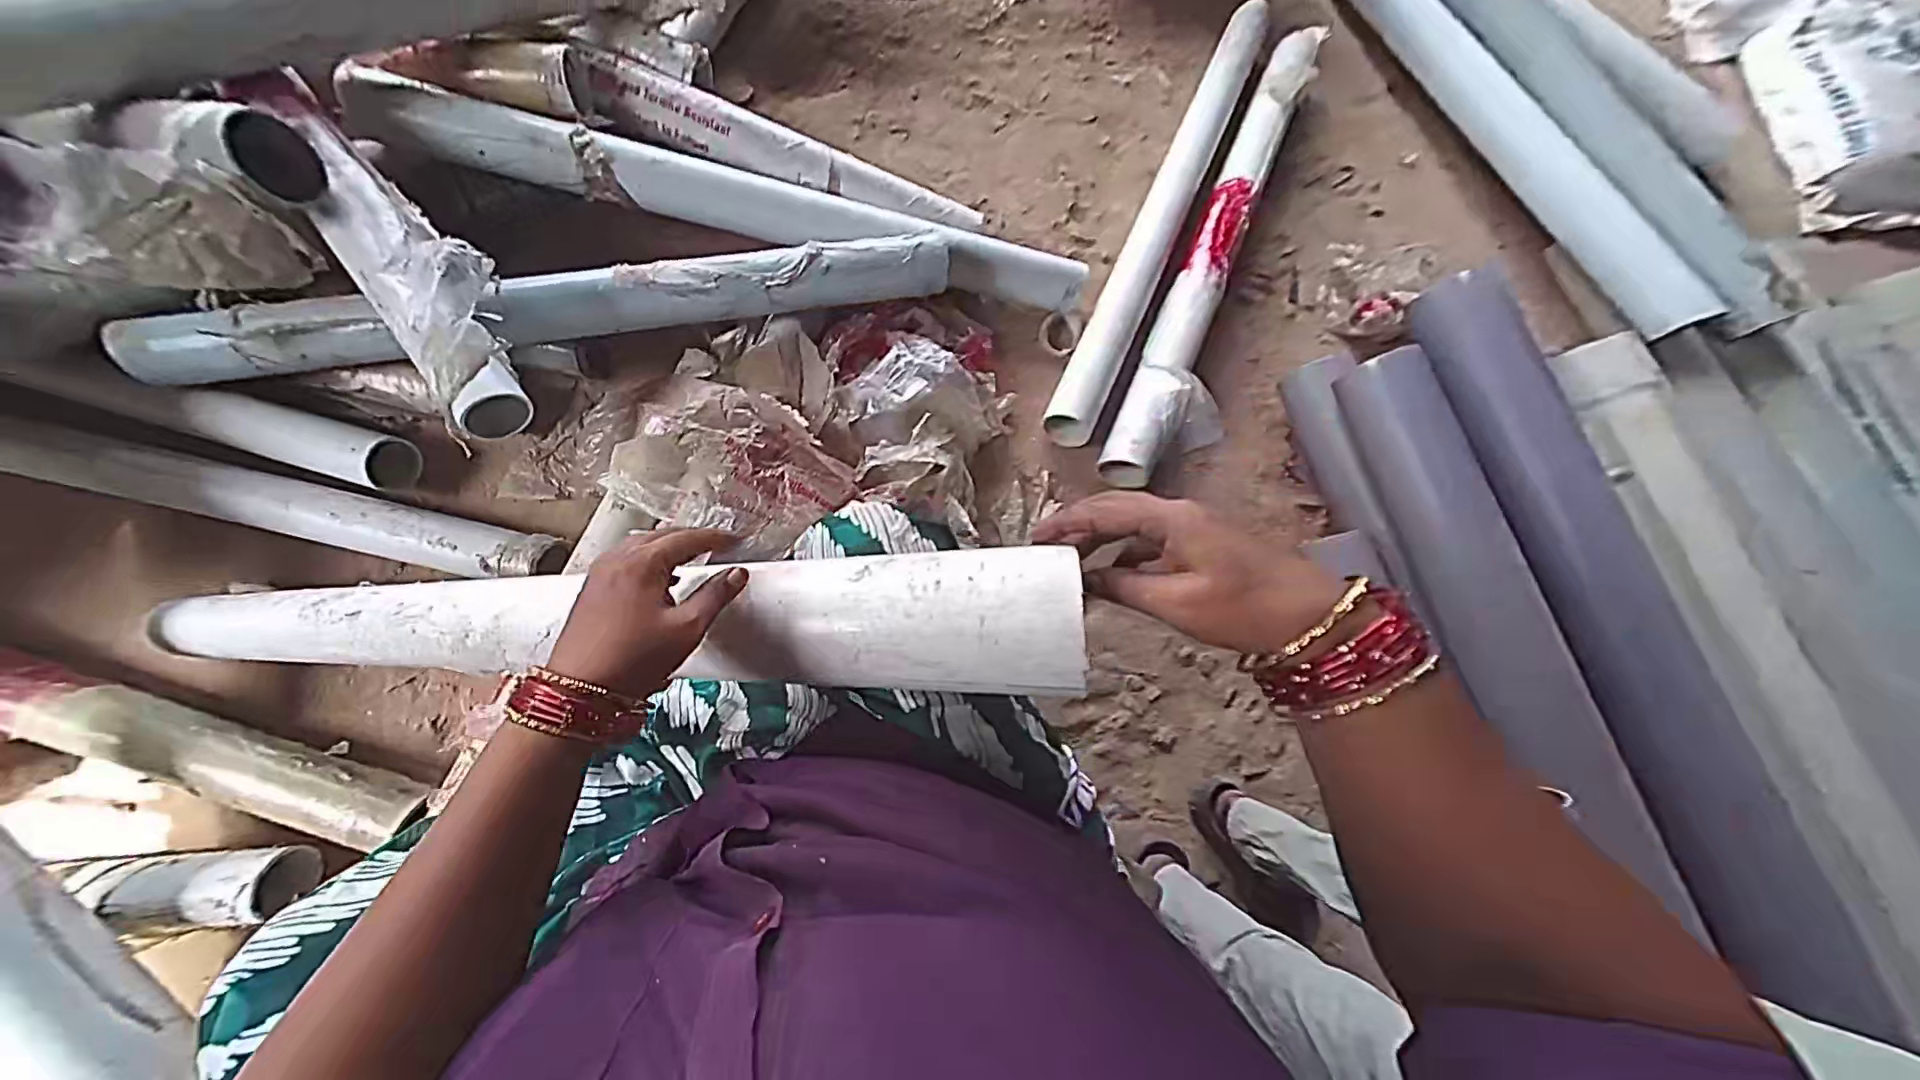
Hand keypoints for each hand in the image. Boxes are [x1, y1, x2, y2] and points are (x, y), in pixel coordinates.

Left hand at [546, 529, 748, 697]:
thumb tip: (735, 575)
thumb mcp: (688, 627)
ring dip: (670, 547)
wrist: (582, 689)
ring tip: (692, 559)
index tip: (733, 541)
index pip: (687, 538)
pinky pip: (626, 560)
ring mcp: (601, 574)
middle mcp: (617, 561)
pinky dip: (650, 560)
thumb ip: (716, 595)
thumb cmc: (630, 661)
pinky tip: (661, 579)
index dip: (716, 538)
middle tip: (717, 546)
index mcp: (642, 564)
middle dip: (693, 539)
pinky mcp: (592, 589)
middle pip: (663, 536)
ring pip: (642, 546)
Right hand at [1032, 493, 1346, 654]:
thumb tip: (1088, 581)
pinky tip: (1111, 572)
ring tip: (1071, 560)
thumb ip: (1123, 586)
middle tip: (1048, 548)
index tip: (1039, 538)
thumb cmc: (1244, 607)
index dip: (1068, 523)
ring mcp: (1191, 528)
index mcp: (1172, 518)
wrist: (1309, 616)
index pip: (1105, 511)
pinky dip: (1123, 553)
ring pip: (1132, 524)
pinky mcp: (1200, 545)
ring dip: (1100, 539)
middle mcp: (1179, 514)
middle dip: (1078, 526)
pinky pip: (1149, 541)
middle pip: (1116, 509)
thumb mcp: (1175, 602)